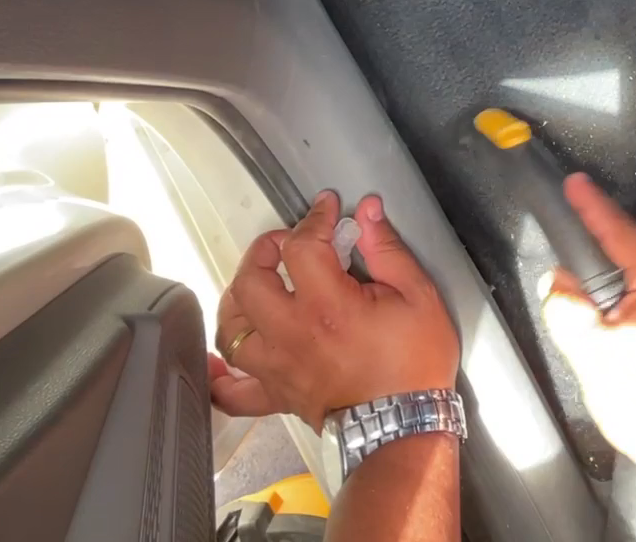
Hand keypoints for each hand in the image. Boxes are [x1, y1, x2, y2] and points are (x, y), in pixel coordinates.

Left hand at [210, 191, 459, 429]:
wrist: (406, 428)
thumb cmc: (415, 361)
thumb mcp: (417, 295)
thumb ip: (387, 248)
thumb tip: (367, 210)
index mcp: (327, 307)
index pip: (301, 246)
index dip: (313, 217)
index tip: (326, 206)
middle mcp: (291, 335)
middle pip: (249, 282)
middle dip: (264, 250)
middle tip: (288, 242)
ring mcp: (277, 368)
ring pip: (231, 328)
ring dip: (238, 297)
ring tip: (261, 283)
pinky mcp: (275, 396)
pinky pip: (231, 391)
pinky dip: (218, 373)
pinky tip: (219, 356)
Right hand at [540, 173, 635, 483]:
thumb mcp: (594, 355)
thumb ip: (568, 309)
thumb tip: (558, 281)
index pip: (621, 233)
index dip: (594, 207)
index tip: (575, 181)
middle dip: (607, 239)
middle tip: (578, 221)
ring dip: (620, 274)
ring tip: (592, 271)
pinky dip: (635, 297)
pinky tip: (620, 312)